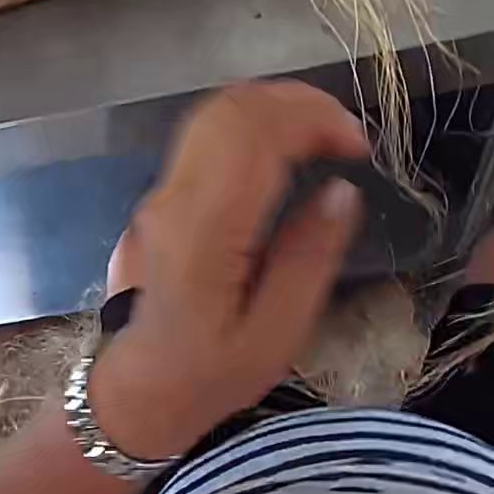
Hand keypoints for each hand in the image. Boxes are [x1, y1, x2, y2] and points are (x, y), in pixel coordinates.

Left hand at [89, 82, 366, 459]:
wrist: (136, 390)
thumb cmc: (209, 374)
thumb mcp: (275, 336)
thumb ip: (309, 260)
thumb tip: (341, 192)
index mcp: (203, 234)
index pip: (252, 136)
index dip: (312, 120)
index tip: (357, 149)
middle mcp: (174, 198)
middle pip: (232, 108)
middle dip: (299, 103)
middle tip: (347, 136)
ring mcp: (161, 193)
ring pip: (215, 111)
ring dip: (276, 107)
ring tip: (324, 136)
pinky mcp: (162, 196)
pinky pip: (208, 135)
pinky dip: (255, 123)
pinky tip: (286, 148)